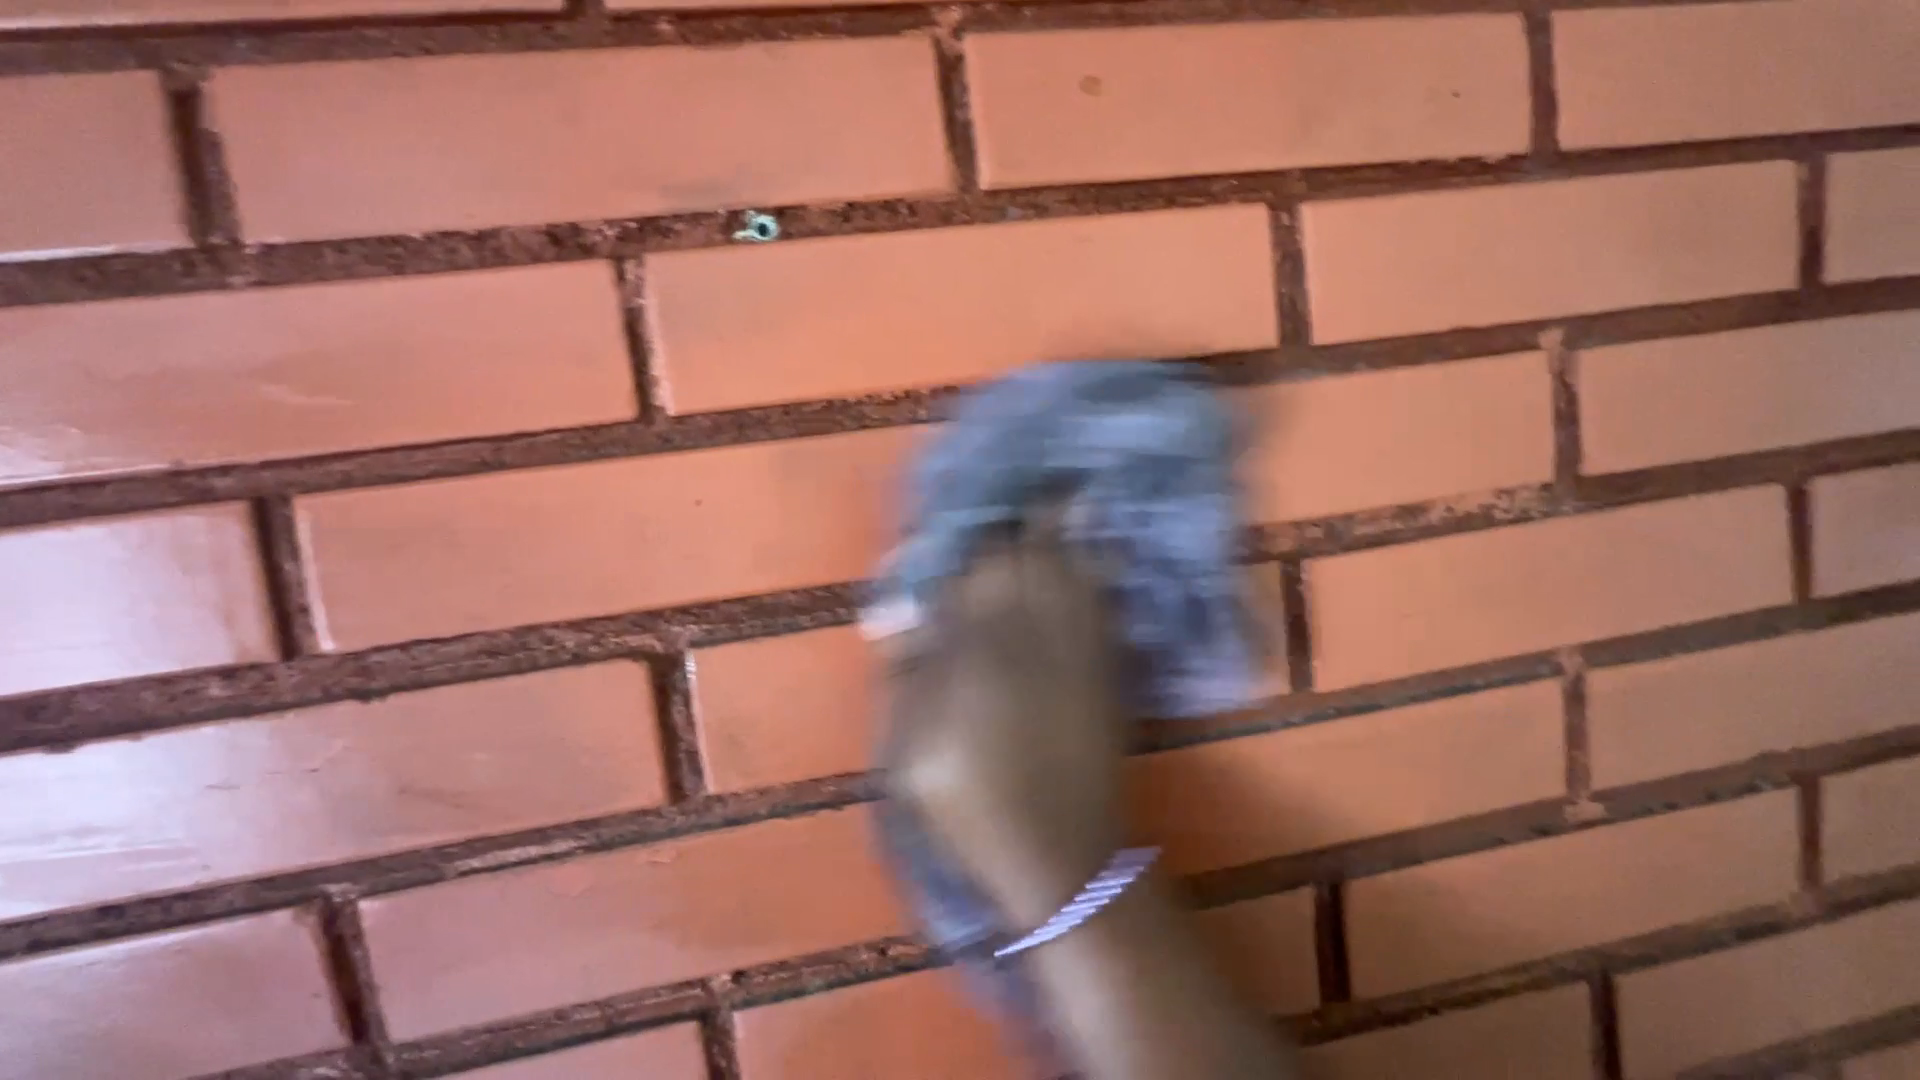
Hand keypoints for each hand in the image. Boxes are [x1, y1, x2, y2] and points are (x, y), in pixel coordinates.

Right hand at [881, 523, 1129, 927]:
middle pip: (1028, 552)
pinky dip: (1096, 569)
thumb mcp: (908, 746)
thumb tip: (895, 610)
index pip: (972, 564)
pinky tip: (1093, 553)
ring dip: (1063, 529)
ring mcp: (1078, 645)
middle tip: (1023, 482)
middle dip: (1022, 515)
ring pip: (1071, 566)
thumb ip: (906, 671)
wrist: (1060, 852)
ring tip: (1062, 493)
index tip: (963, 508)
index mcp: (980, 641)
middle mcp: (1032, 627)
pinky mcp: (1107, 667)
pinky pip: (1103, 601)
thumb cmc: (970, 800)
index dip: (967, 532)